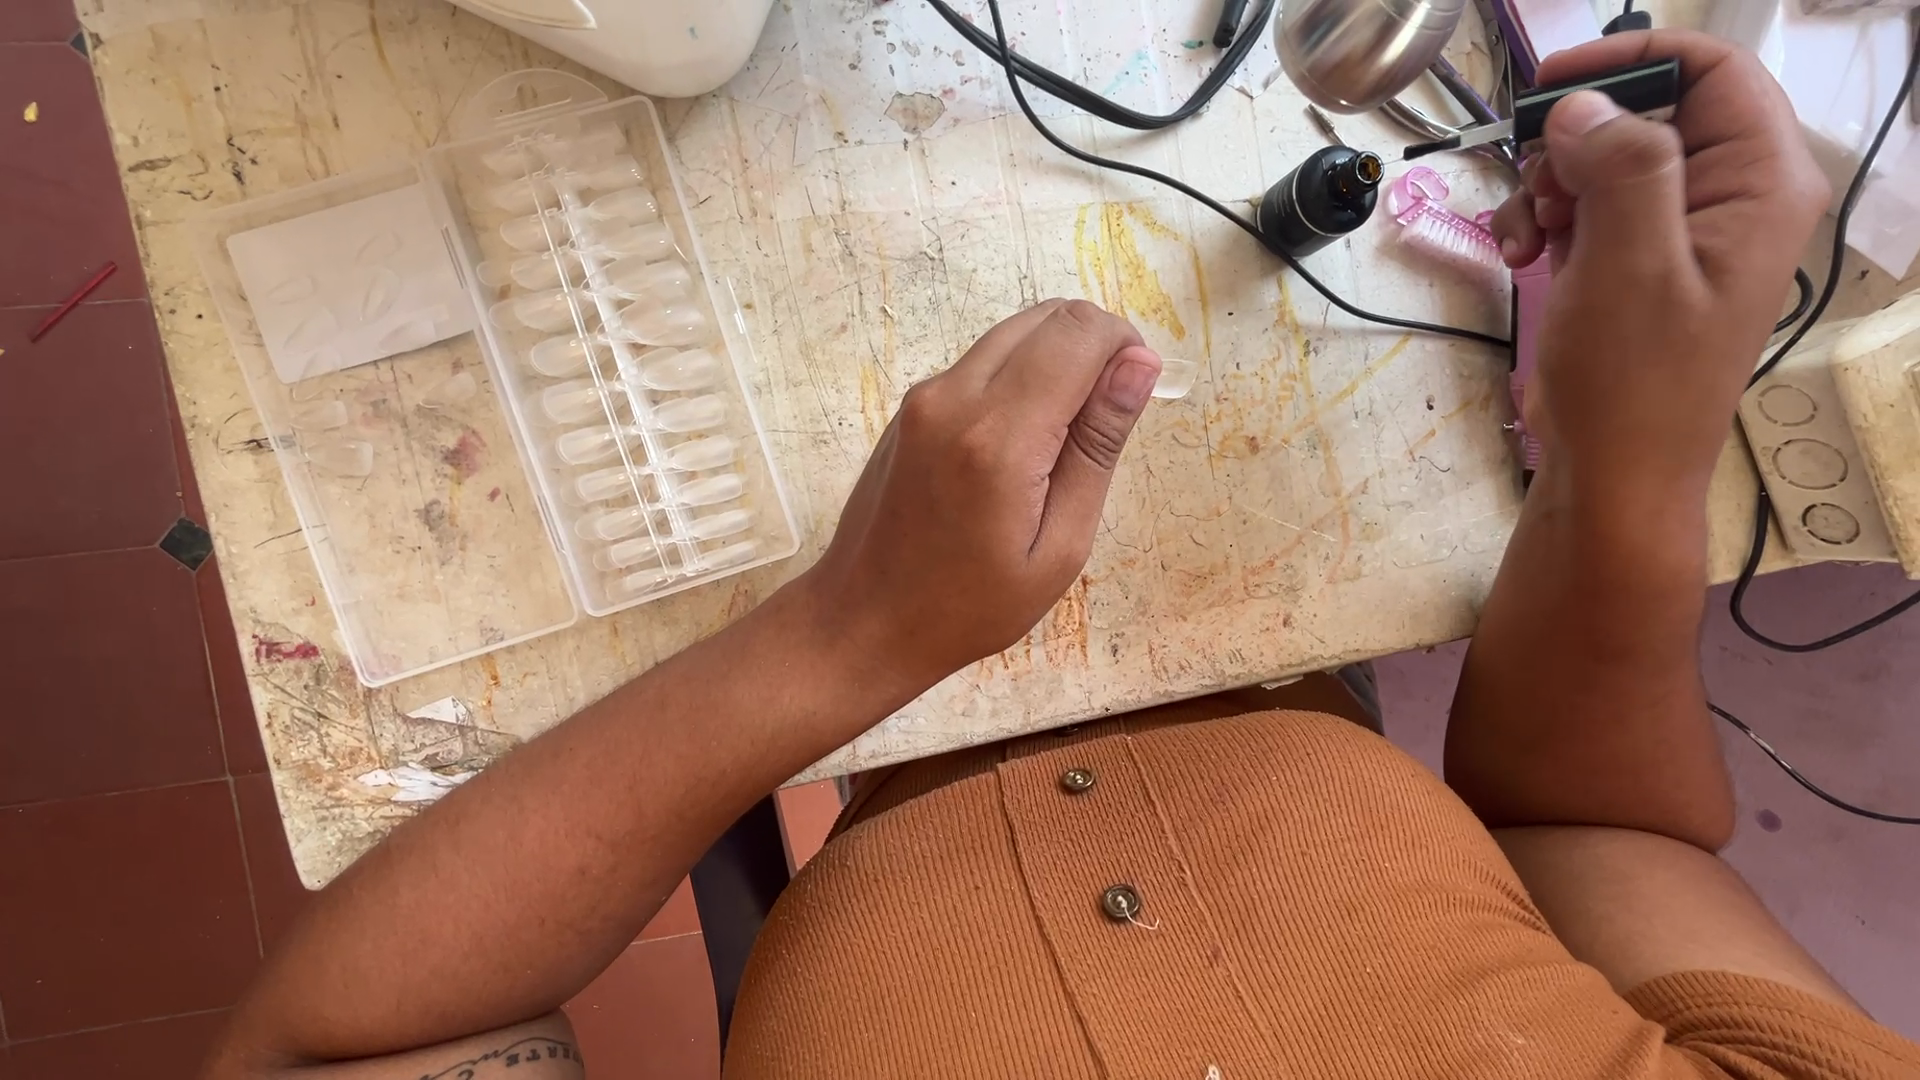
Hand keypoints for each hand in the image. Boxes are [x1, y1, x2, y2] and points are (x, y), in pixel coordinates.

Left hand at [800, 299, 1160, 687]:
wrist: (867, 620)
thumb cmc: (972, 605)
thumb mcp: (1059, 546)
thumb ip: (1097, 447)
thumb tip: (1140, 365)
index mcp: (998, 437)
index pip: (1079, 332)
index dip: (1124, 347)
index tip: (1133, 395)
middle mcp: (953, 397)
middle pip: (1046, 318)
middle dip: (1093, 348)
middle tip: (1101, 421)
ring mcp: (922, 398)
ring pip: (1012, 334)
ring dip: (1054, 363)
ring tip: (1059, 442)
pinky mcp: (908, 408)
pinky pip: (979, 364)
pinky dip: (1016, 380)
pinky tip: (1015, 448)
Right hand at [1491, 30, 1828, 495]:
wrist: (1613, 463)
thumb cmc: (1631, 374)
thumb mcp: (1627, 266)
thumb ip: (1620, 170)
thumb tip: (1579, 108)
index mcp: (1755, 181)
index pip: (1709, 74)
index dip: (1630, 61)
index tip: (1545, 82)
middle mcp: (1722, 196)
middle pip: (1645, 119)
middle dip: (1572, 145)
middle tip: (1531, 188)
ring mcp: (1670, 234)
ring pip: (1602, 167)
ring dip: (1546, 190)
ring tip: (1520, 239)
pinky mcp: (1627, 266)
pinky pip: (1584, 214)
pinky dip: (1543, 223)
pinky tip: (1521, 256)